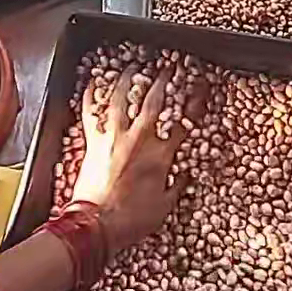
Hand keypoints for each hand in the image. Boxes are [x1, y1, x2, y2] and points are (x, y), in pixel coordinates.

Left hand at [71, 66, 183, 256]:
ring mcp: (113, 137)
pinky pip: (90, 113)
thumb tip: (187, 174)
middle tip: (169, 66)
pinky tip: (94, 82)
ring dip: (128, 79)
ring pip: (122, 98)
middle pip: (154, 101)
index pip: (184, 123)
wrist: (96, 224)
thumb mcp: (164, 206)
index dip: (195, 103)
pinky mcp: (93, 142)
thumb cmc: (131, 219)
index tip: (201, 87)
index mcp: (161, 155)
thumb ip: (177, 186)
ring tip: (134, 66)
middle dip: (164, 80)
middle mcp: (139, 139)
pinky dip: (91, 96)